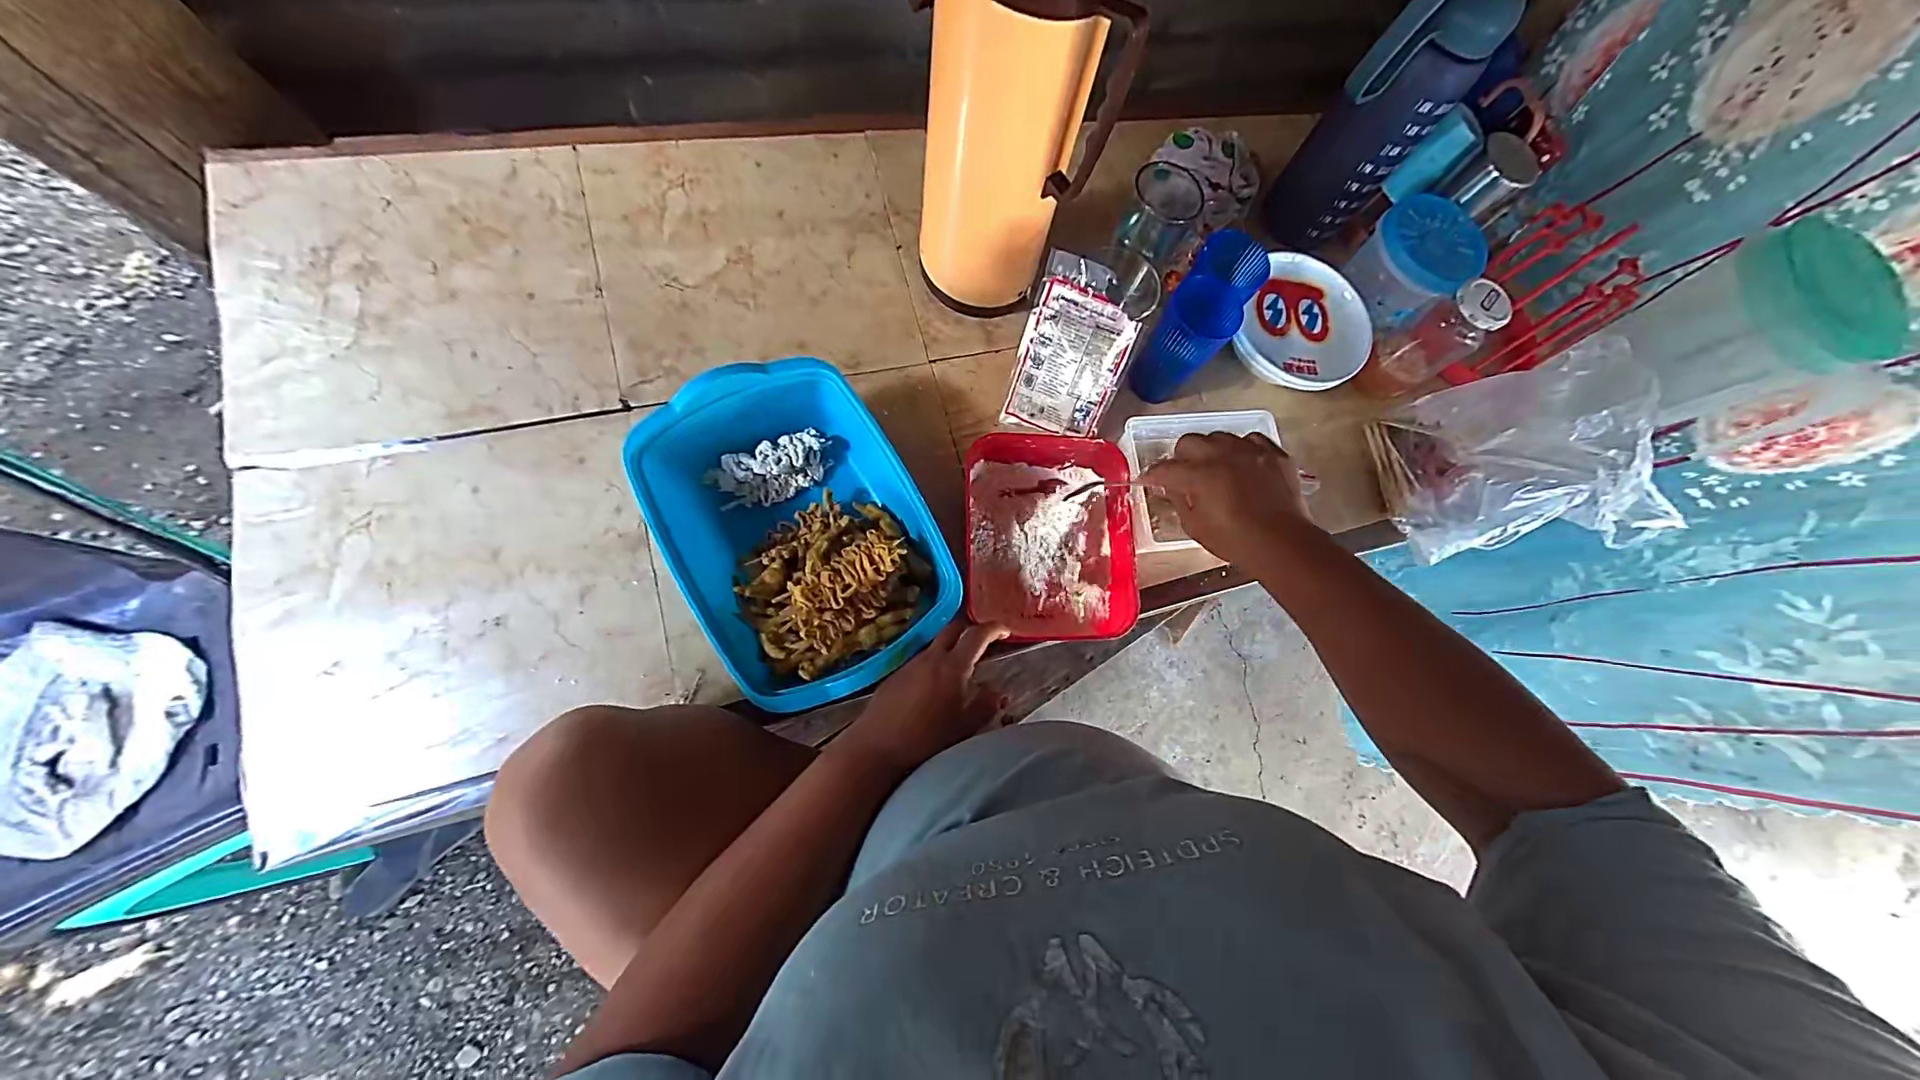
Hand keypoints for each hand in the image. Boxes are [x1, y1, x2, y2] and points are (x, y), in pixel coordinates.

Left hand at [831, 619, 1009, 776]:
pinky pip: (920, 661)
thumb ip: (984, 706)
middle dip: (970, 629)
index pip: (976, 635)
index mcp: (952, 666)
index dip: (993, 628)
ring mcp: (910, 665)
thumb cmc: (926, 738)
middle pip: (953, 630)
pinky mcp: (895, 676)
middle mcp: (930, 658)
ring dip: (951, 648)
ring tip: (961, 667)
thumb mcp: (964, 727)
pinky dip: (934, 664)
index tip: (1005, 629)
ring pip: (935, 646)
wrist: (876, 746)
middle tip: (984, 639)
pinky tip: (934, 686)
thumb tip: (997, 693)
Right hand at [1141, 432, 1317, 569]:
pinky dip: (1242, 448)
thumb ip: (1178, 500)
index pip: (1165, 468)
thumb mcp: (1195, 526)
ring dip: (1210, 449)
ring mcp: (1250, 452)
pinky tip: (1242, 462)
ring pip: (1219, 436)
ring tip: (1213, 466)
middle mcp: (1222, 455)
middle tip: (1182, 472)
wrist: (1281, 542)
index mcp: (1199, 475)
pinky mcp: (1274, 454)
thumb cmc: (1234, 540)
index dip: (1152, 474)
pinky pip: (1251, 440)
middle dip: (1181, 456)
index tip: (1148, 479)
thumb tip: (1170, 487)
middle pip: (1189, 441)